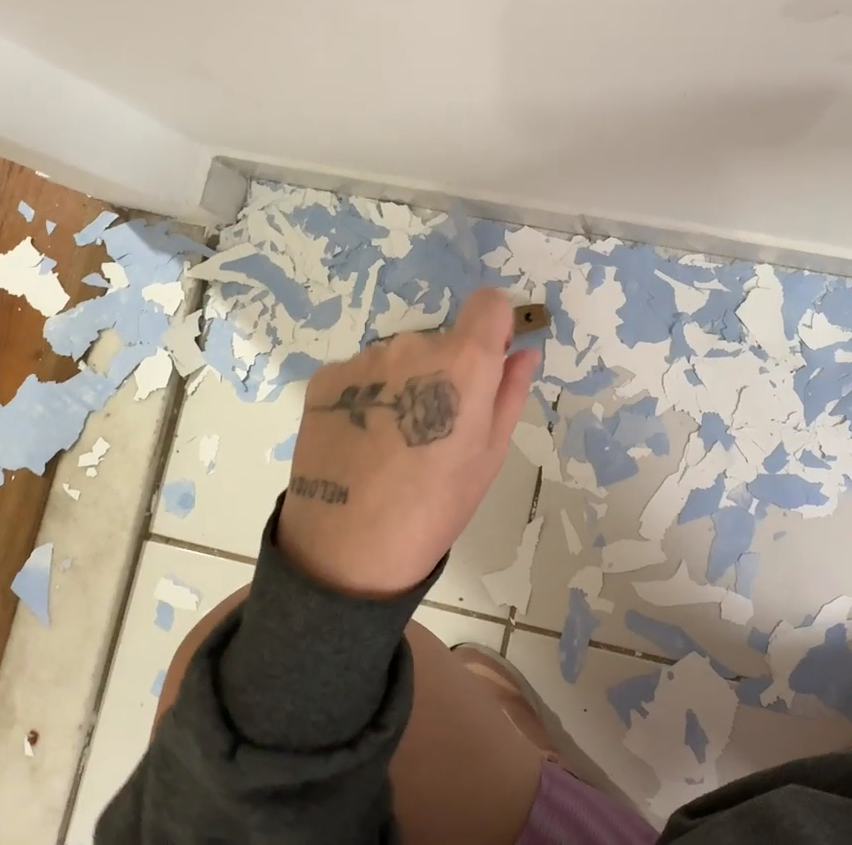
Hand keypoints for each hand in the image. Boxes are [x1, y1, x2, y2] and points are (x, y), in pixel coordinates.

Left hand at [277, 288, 539, 596]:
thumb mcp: (490, 454)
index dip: (495, 327)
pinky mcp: (326, 378)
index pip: (490, 303)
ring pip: (400, 358)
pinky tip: (362, 440)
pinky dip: (368, 397)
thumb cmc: (437, 506)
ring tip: (393, 441)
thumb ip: (509, 392)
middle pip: (441, 339)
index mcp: (464, 362)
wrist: (348, 548)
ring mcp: (364, 360)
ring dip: (405, 382)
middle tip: (435, 428)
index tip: (489, 361)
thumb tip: (525, 353)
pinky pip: (362, 374)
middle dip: (446, 370)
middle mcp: (413, 345)